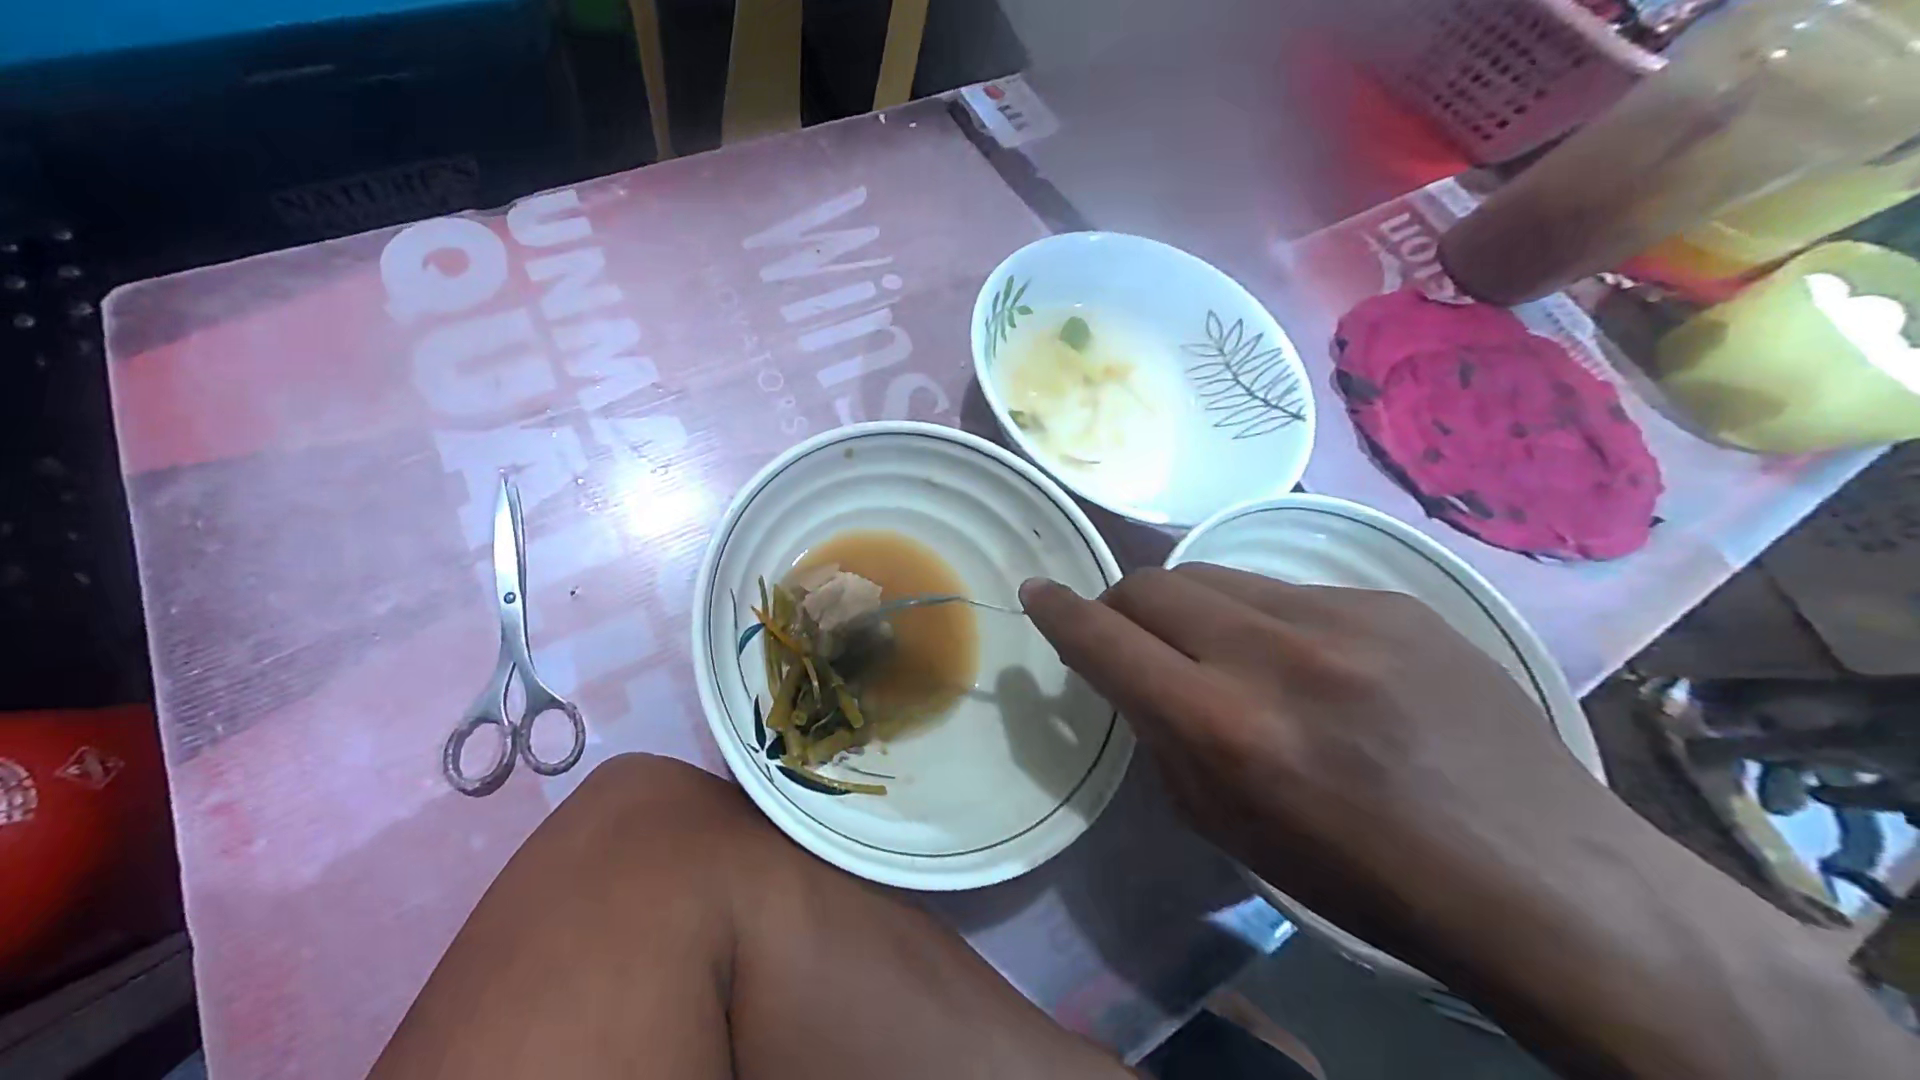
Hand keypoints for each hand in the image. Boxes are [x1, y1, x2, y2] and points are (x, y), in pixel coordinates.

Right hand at [1019, 564, 1614, 962]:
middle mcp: (1273, 654)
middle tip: (1131, 634)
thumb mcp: (1226, 827)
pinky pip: (1290, 591)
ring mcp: (1342, 616)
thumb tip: (1131, 676)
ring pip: (1218, 575)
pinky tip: (1307, 662)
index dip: (1060, 612)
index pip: (1106, 640)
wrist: (1537, 873)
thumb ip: (1161, 736)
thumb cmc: (1361, 876)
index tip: (1038, 592)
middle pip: (1154, 584)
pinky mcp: (1393, 601)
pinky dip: (1267, 619)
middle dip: (1123, 604)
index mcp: (1224, 727)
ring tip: (1222, 650)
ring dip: (1194, 607)